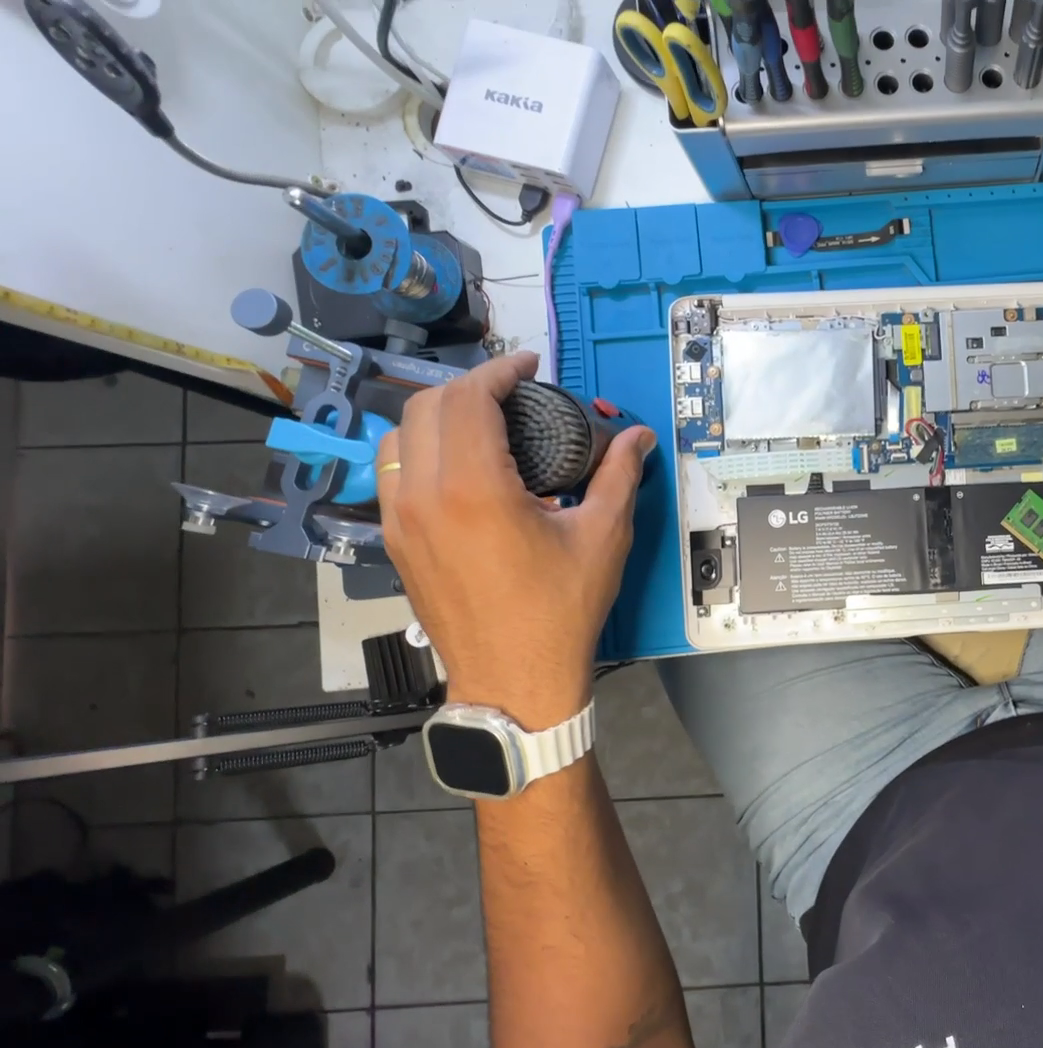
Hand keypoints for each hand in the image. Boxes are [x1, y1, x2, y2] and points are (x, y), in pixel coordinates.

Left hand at [375, 353, 655, 728]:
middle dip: (469, 387)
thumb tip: (638, 437)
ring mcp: (399, 519)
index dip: (499, 370)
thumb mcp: (603, 537)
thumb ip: (618, 475)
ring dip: (440, 416)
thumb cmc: (561, 608)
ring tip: (486, 424)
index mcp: (473, 488)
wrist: (513, 677)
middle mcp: (422, 494)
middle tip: (515, 393)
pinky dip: (424, 449)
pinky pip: (395, 472)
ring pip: (400, 437)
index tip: (530, 365)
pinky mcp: (395, 541)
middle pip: (427, 407)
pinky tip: (463, 467)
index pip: (469, 399)